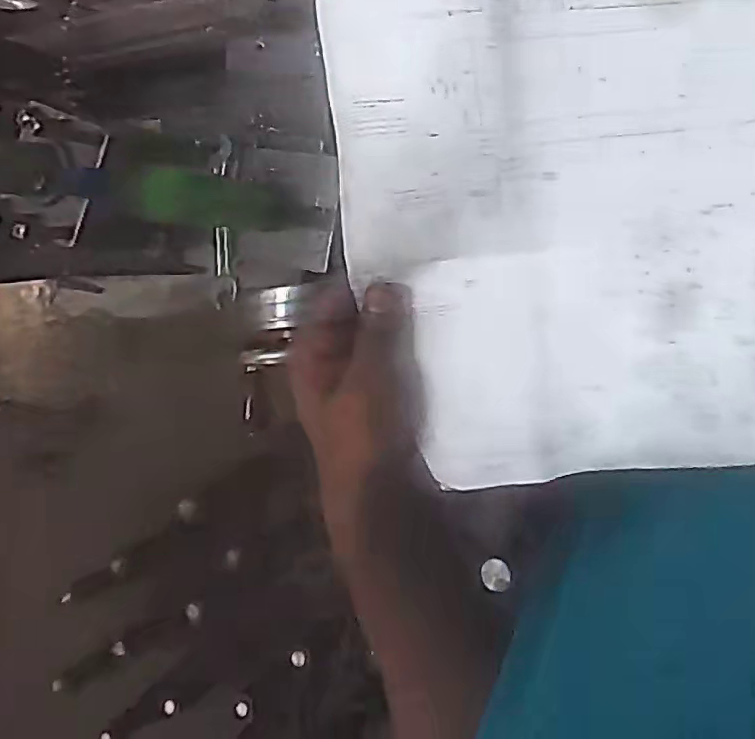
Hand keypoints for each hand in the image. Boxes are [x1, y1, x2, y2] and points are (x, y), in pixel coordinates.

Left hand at [290, 280, 418, 532]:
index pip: (335, 299)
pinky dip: (413, 343)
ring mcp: (359, 374)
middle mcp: (332, 358)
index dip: (364, 279)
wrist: (379, 496)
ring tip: (439, 296)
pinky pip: (398, 355)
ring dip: (405, 321)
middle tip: (428, 276)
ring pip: (382, 335)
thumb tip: (384, 284)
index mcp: (313, 352)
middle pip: (359, 315)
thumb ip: (377, 330)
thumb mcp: (368, 378)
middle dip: (389, 299)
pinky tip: (440, 330)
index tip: (401, 259)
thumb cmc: (363, 436)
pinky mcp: (384, 389)